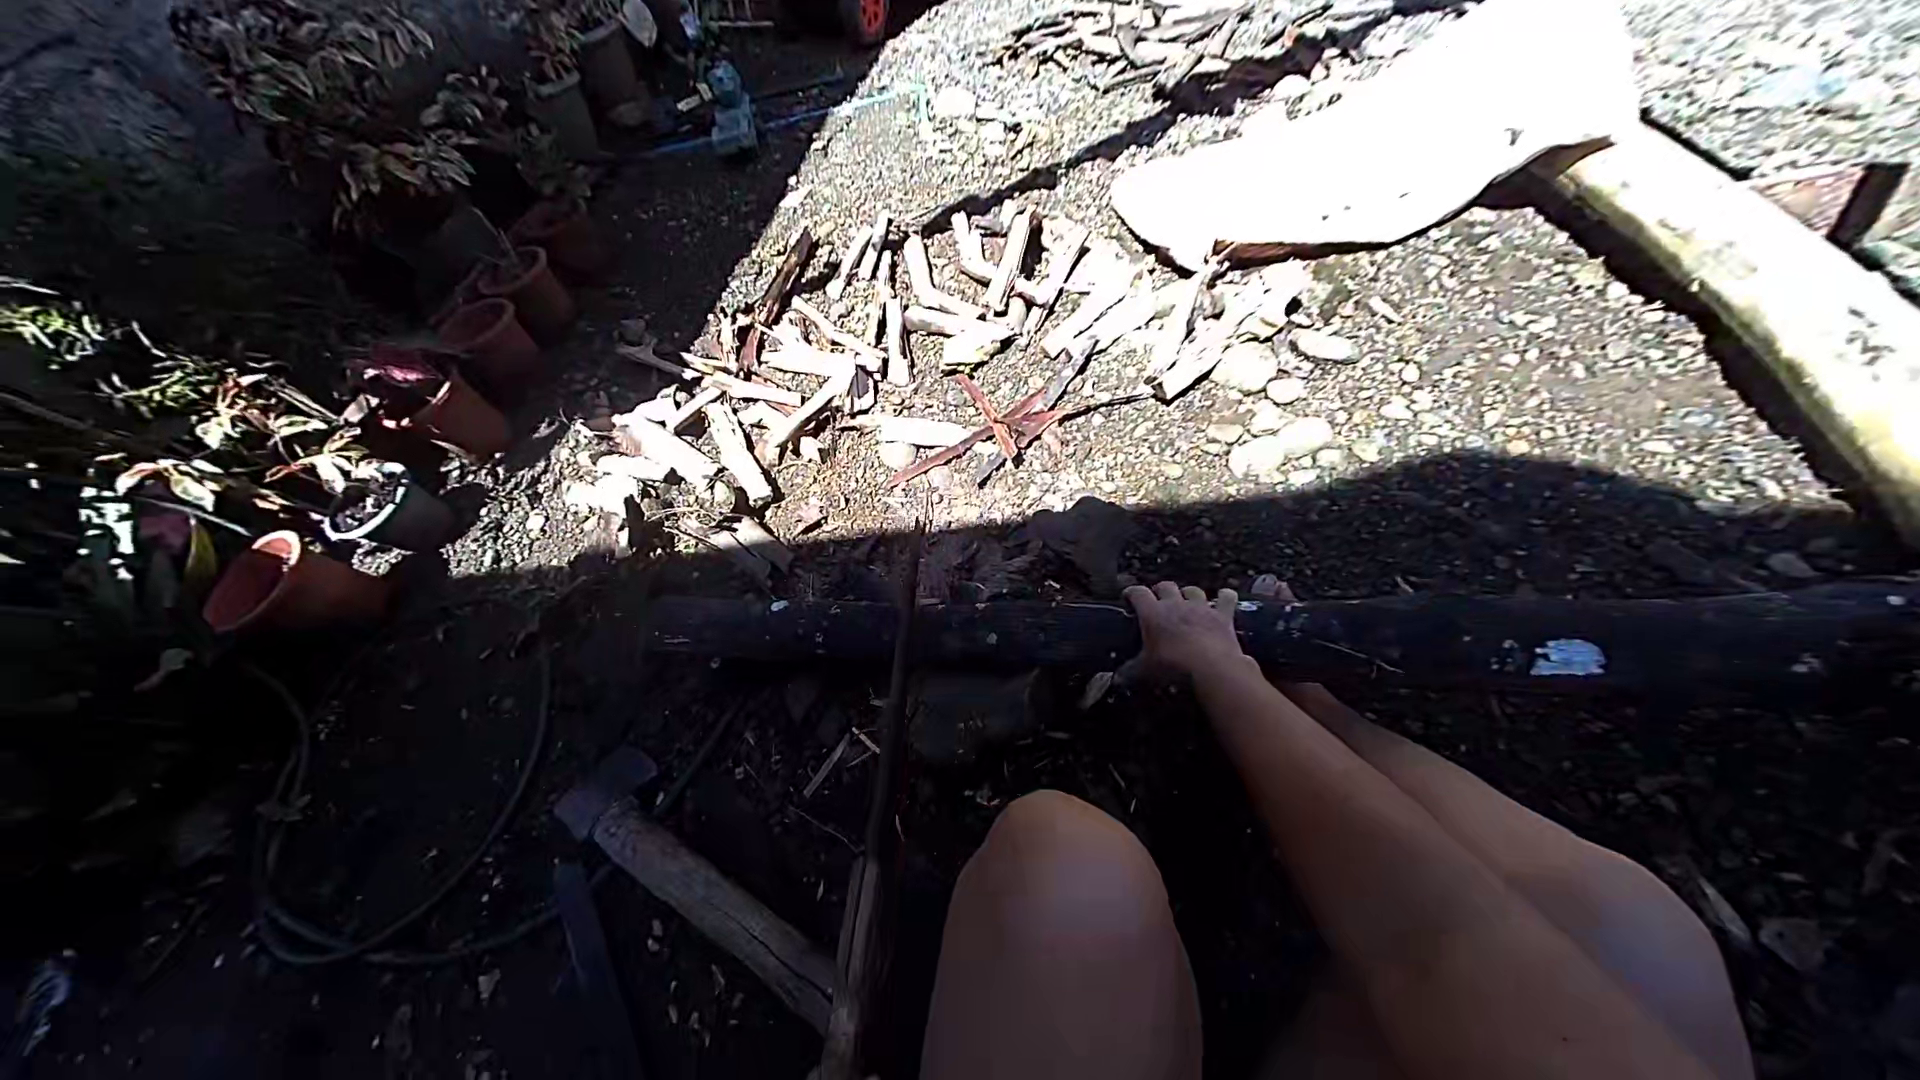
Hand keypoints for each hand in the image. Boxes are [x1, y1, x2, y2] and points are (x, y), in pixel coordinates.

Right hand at [1121, 581, 1247, 680]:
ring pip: (1193, 590)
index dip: (1132, 592)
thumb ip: (1130, 671)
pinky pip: (1227, 598)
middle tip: (1158, 599)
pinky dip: (1225, 596)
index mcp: (1153, 613)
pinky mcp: (1223, 615)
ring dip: (1189, 594)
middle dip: (1160, 590)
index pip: (1138, 593)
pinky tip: (1225, 596)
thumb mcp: (1145, 671)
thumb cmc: (1172, 667)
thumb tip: (1116, 679)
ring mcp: (1201, 608)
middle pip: (1166, 586)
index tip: (1128, 596)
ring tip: (1186, 601)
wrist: (1212, 668)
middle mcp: (1176, 604)